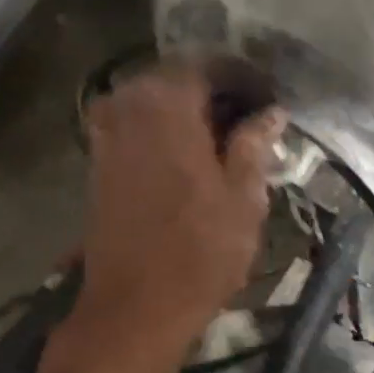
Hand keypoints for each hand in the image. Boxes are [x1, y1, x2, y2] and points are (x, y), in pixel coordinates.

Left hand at [38, 61, 282, 372]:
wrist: (136, 306)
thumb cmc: (200, 253)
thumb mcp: (244, 198)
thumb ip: (255, 145)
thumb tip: (271, 113)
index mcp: (167, 102)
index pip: (212, 66)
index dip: (247, 80)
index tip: (273, 101)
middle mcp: (128, 103)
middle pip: (179, 80)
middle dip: (218, 95)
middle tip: (255, 123)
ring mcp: (107, 132)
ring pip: (157, 104)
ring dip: (191, 116)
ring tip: (228, 143)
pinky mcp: (100, 162)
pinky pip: (139, 129)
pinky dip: (167, 134)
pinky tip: (194, 160)